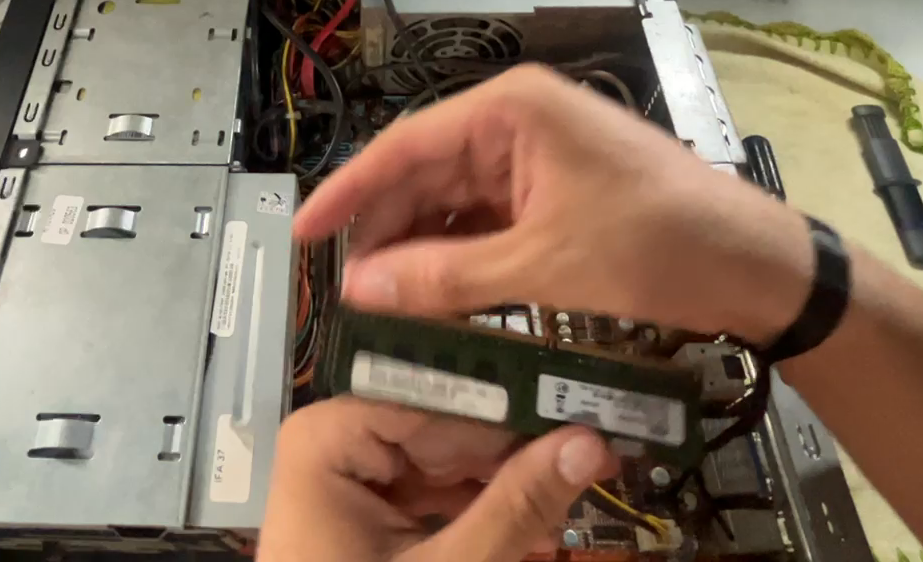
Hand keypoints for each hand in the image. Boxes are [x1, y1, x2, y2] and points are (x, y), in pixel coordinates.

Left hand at [257, 396, 615, 561]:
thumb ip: (514, 507)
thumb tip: (588, 443)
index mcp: (328, 435)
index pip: (431, 396)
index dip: (507, 402)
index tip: (579, 407)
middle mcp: (335, 437)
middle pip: (439, 425)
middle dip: (513, 448)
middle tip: (595, 449)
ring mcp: (350, 473)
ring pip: (443, 460)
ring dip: (506, 482)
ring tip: (581, 482)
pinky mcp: (367, 509)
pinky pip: (432, 492)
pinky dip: (480, 511)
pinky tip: (537, 526)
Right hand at [294, 65, 812, 341]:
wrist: (758, 267)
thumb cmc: (660, 245)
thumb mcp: (543, 264)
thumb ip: (445, 276)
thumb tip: (363, 288)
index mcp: (510, 110)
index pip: (406, 145)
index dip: (349, 190)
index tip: (306, 230)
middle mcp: (513, 120)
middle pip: (425, 172)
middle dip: (386, 226)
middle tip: (347, 281)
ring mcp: (531, 153)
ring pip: (451, 198)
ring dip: (419, 243)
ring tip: (382, 293)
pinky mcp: (547, 187)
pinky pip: (483, 216)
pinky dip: (457, 251)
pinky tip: (432, 286)